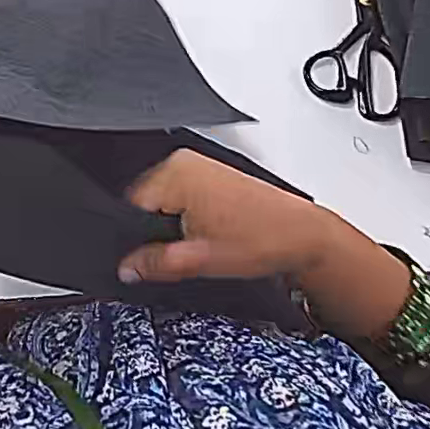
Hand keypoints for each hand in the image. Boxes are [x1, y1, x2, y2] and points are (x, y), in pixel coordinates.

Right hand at [121, 149, 413, 335]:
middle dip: (153, 229)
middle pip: (143, 200)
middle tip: (182, 251)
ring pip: (160, 198)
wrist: (303, 235)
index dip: (135, 238)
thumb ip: (154, 263)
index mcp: (175, 174)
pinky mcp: (208, 172)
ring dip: (170, 222)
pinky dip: (184, 214)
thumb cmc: (265, 238)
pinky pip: (178, 193)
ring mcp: (197, 163)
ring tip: (201, 240)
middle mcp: (183, 161)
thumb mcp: (200, 260)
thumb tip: (126, 267)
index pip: (129, 205)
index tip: (148, 257)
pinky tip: (208, 230)